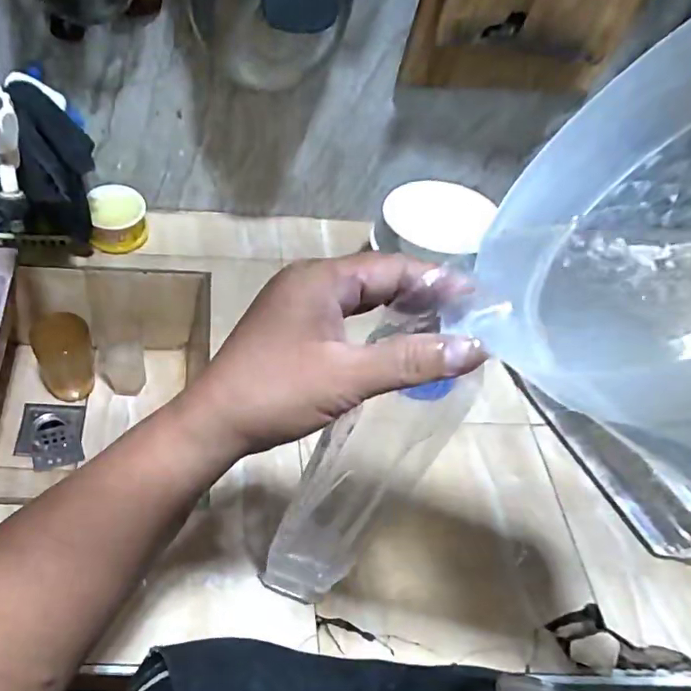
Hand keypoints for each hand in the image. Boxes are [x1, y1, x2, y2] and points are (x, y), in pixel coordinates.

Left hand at [174, 253, 487, 459]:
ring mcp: (293, 307)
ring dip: (393, 312)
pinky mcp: (287, 332)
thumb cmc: (278, 393)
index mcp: (321, 279)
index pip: (392, 267)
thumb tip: (473, 347)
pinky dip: (368, 329)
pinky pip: (339, 320)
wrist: (214, 423)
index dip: (436, 281)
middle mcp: (306, 282)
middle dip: (418, 295)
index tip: (476, 298)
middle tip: (461, 314)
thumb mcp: (349, 376)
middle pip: (375, 279)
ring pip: (356, 301)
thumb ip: (410, 360)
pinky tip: (386, 347)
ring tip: (434, 328)